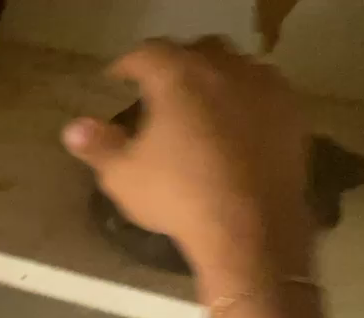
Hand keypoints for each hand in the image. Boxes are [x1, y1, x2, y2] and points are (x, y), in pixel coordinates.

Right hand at [62, 39, 312, 301]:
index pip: (148, 53)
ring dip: (211, 80)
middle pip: (196, 50)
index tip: (116, 77)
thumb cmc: (176, 195)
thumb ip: (99, 146)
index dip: (127, 63)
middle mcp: (225, 67)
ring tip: (197, 108)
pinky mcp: (289, 108)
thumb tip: (73, 128)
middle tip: (158, 91)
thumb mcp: (122, 177)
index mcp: (179, 77)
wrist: (248, 221)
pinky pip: (259, 91)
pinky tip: (231, 128)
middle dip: (175, 65)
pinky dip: (240, 100)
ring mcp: (263, 84)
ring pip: (233, 67)